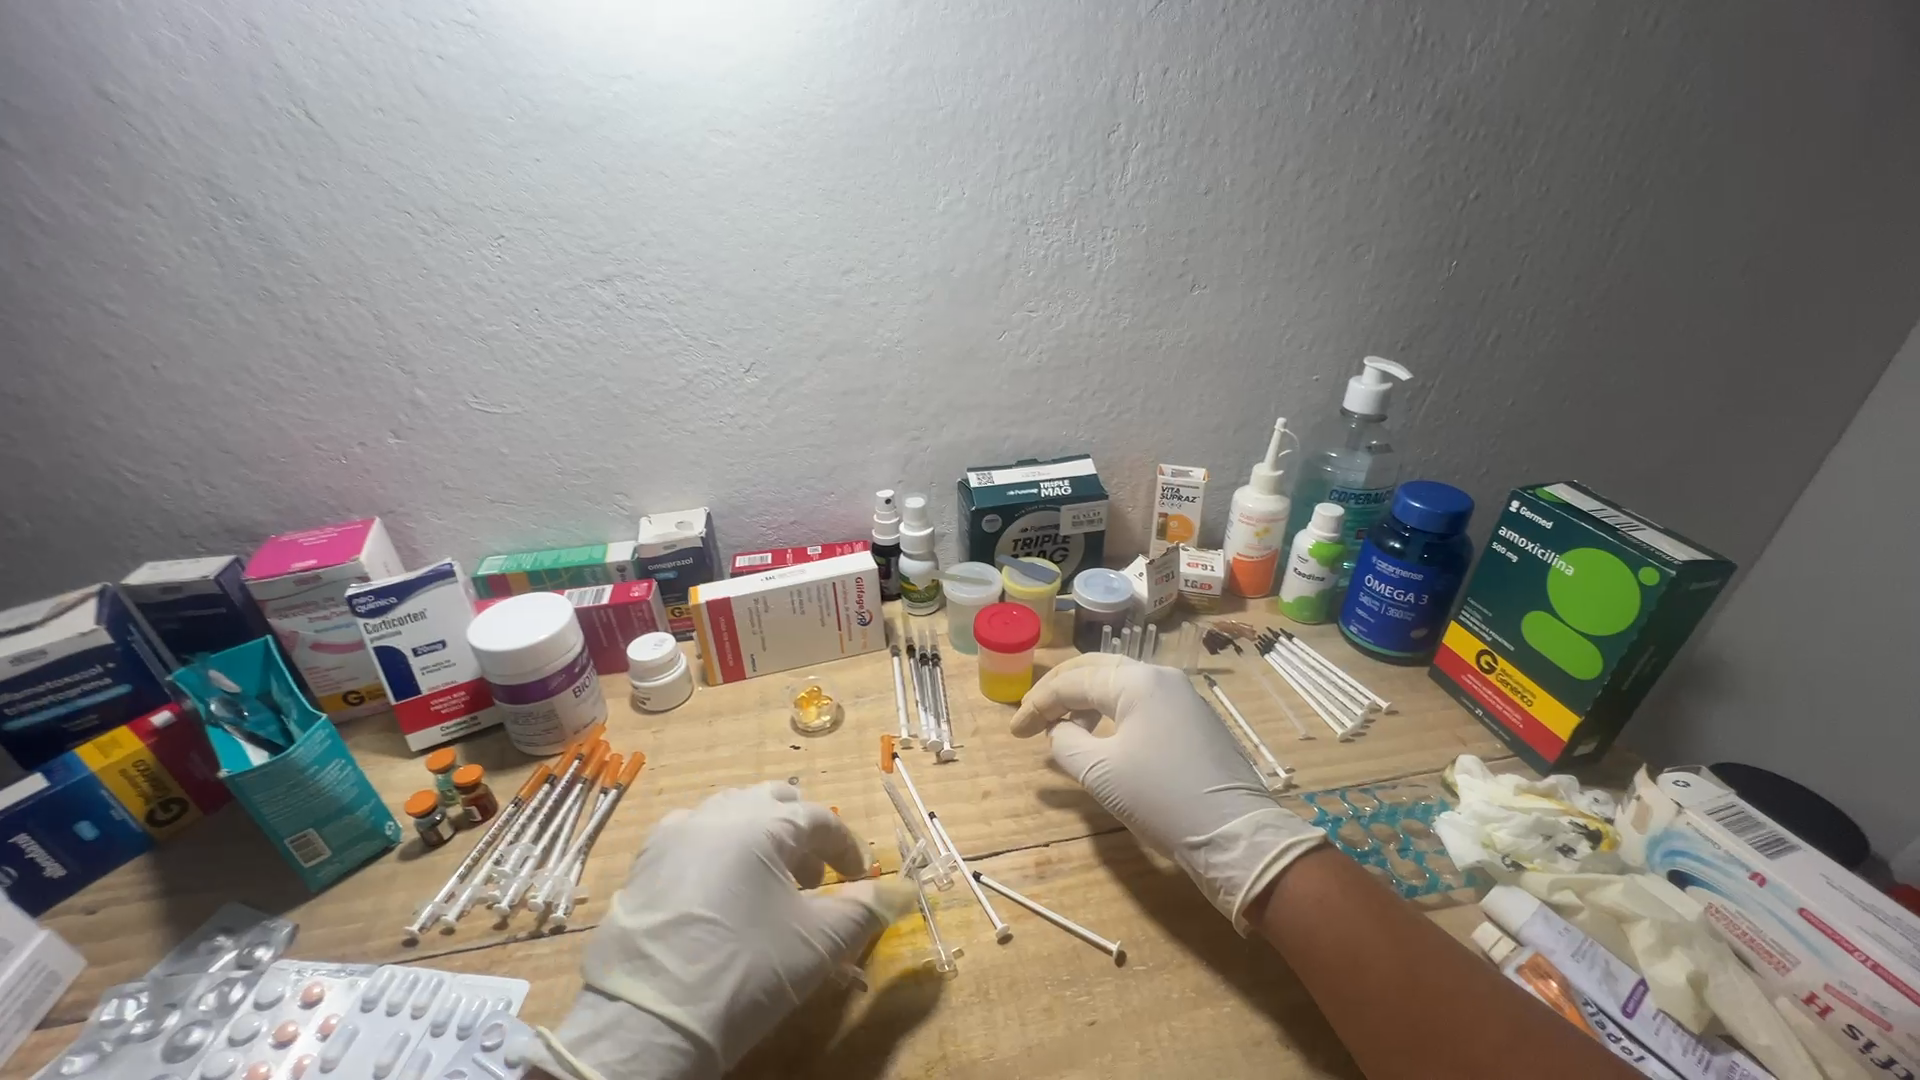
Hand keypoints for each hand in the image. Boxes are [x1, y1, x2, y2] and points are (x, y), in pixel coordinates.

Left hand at [524, 783, 917, 1079]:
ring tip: (769, 885)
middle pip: (774, 802)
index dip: (846, 848)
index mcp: (762, 822)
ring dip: (760, 838)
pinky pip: (693, 836)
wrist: (647, 1022)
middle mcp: (717, 813)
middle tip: (814, 877)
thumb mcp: (819, 943)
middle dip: (802, 834)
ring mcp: (675, 834)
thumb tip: (899, 892)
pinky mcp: (644, 862)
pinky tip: (720, 892)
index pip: (820, 818)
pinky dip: (718, 850)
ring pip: (731, 814)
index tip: (857, 882)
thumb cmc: (745, 971)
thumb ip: (865, 909)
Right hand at [1011, 653, 1324, 932]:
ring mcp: (1183, 697)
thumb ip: (1067, 743)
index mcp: (1137, 681)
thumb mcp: (1100, 773)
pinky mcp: (1195, 720)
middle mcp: (1161, 677)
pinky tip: (1103, 739)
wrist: (1236, 835)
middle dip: (1060, 691)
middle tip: (1034, 717)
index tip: (1015, 733)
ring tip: (1064, 731)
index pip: (1072, 682)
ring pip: (1121, 684)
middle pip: (1097, 670)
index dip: (1037, 705)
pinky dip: (1113, 713)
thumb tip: (1061, 731)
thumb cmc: (1162, 798)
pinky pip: (1143, 703)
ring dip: (1086, 702)